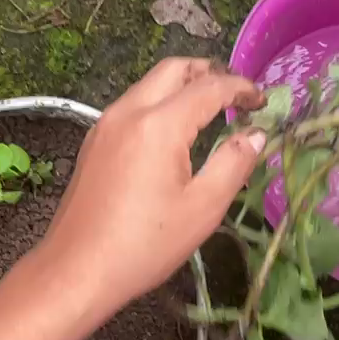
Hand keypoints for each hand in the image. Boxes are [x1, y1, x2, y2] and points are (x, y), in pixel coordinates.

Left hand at [32, 58, 265, 322]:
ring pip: (149, 85)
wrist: (75, 269)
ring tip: (210, 110)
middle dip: (209, 72)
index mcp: (159, 124)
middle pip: (173, 70)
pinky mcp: (94, 141)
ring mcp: (105, 124)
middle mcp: (128, 112)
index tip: (263, 102)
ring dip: (182, 85)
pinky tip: (174, 132)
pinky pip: (133, 105)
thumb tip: (256, 134)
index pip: (209, 87)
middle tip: (236, 94)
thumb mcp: (202, 209)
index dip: (241, 89)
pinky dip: (160, 103)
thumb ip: (233, 163)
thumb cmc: (144, 245)